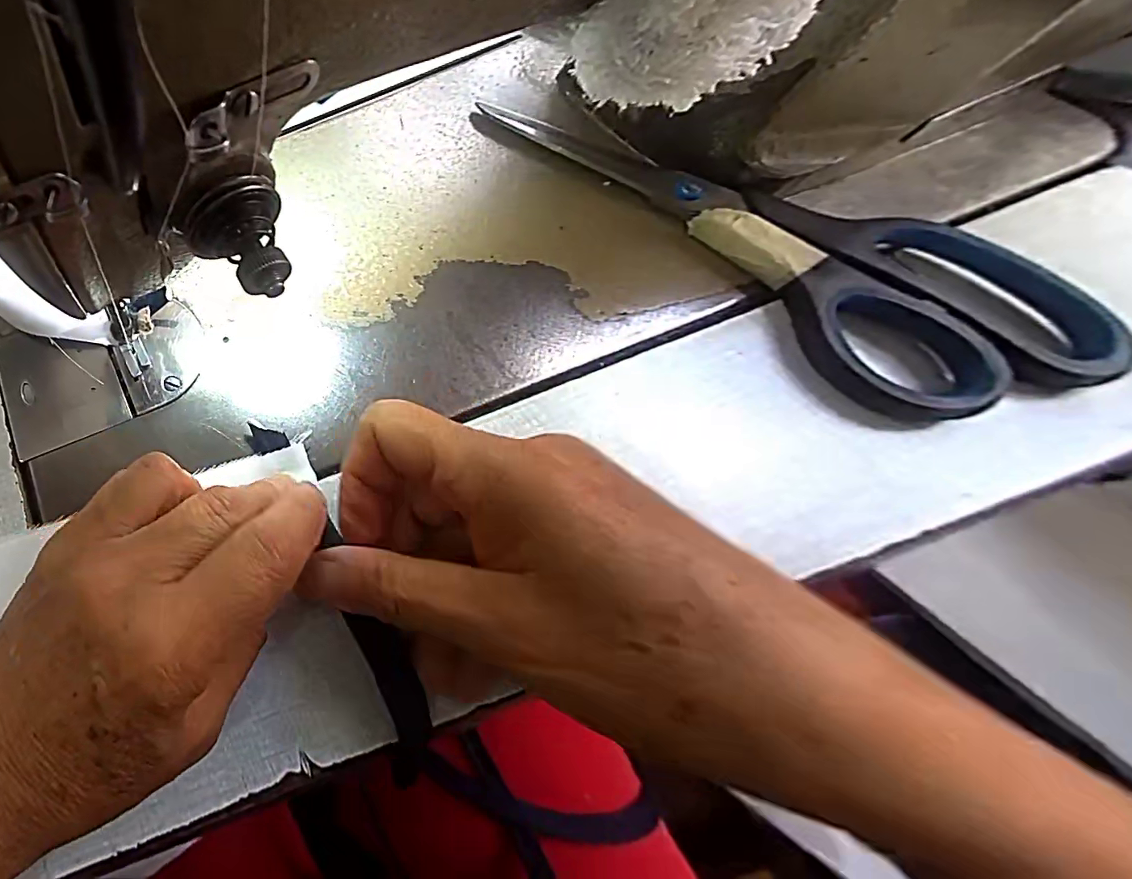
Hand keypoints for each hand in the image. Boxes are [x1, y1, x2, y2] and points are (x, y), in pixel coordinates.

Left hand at [0, 453, 327, 872]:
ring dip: (224, 495)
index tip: (314, 512)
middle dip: (272, 502)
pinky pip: (134, 480)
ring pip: (182, 482)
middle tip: (291, 509)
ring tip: (234, 521)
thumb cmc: (96, 762)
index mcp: (171, 647)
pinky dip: (172, 486)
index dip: (298, 521)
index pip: (257, 553)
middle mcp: (129, 584)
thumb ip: (242, 644)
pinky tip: (177, 515)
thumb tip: (271, 577)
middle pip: (224, 510)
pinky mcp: (66, 536)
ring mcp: (90, 551)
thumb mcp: (197, 730)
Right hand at [294, 401, 1131, 878]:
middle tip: (403, 630)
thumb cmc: (647, 656)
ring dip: (438, 583)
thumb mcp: (501, 629)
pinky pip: (508, 539)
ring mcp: (563, 490)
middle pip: (422, 480)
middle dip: (398, 553)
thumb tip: (315, 569)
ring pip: (463, 519)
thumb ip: (395, 591)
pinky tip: (488, 653)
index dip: (359, 491)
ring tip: (445, 661)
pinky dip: (482, 586)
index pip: (386, 429)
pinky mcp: (590, 523)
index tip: (367, 562)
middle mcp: (528, 460)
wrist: (816, 702)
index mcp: (500, 465)